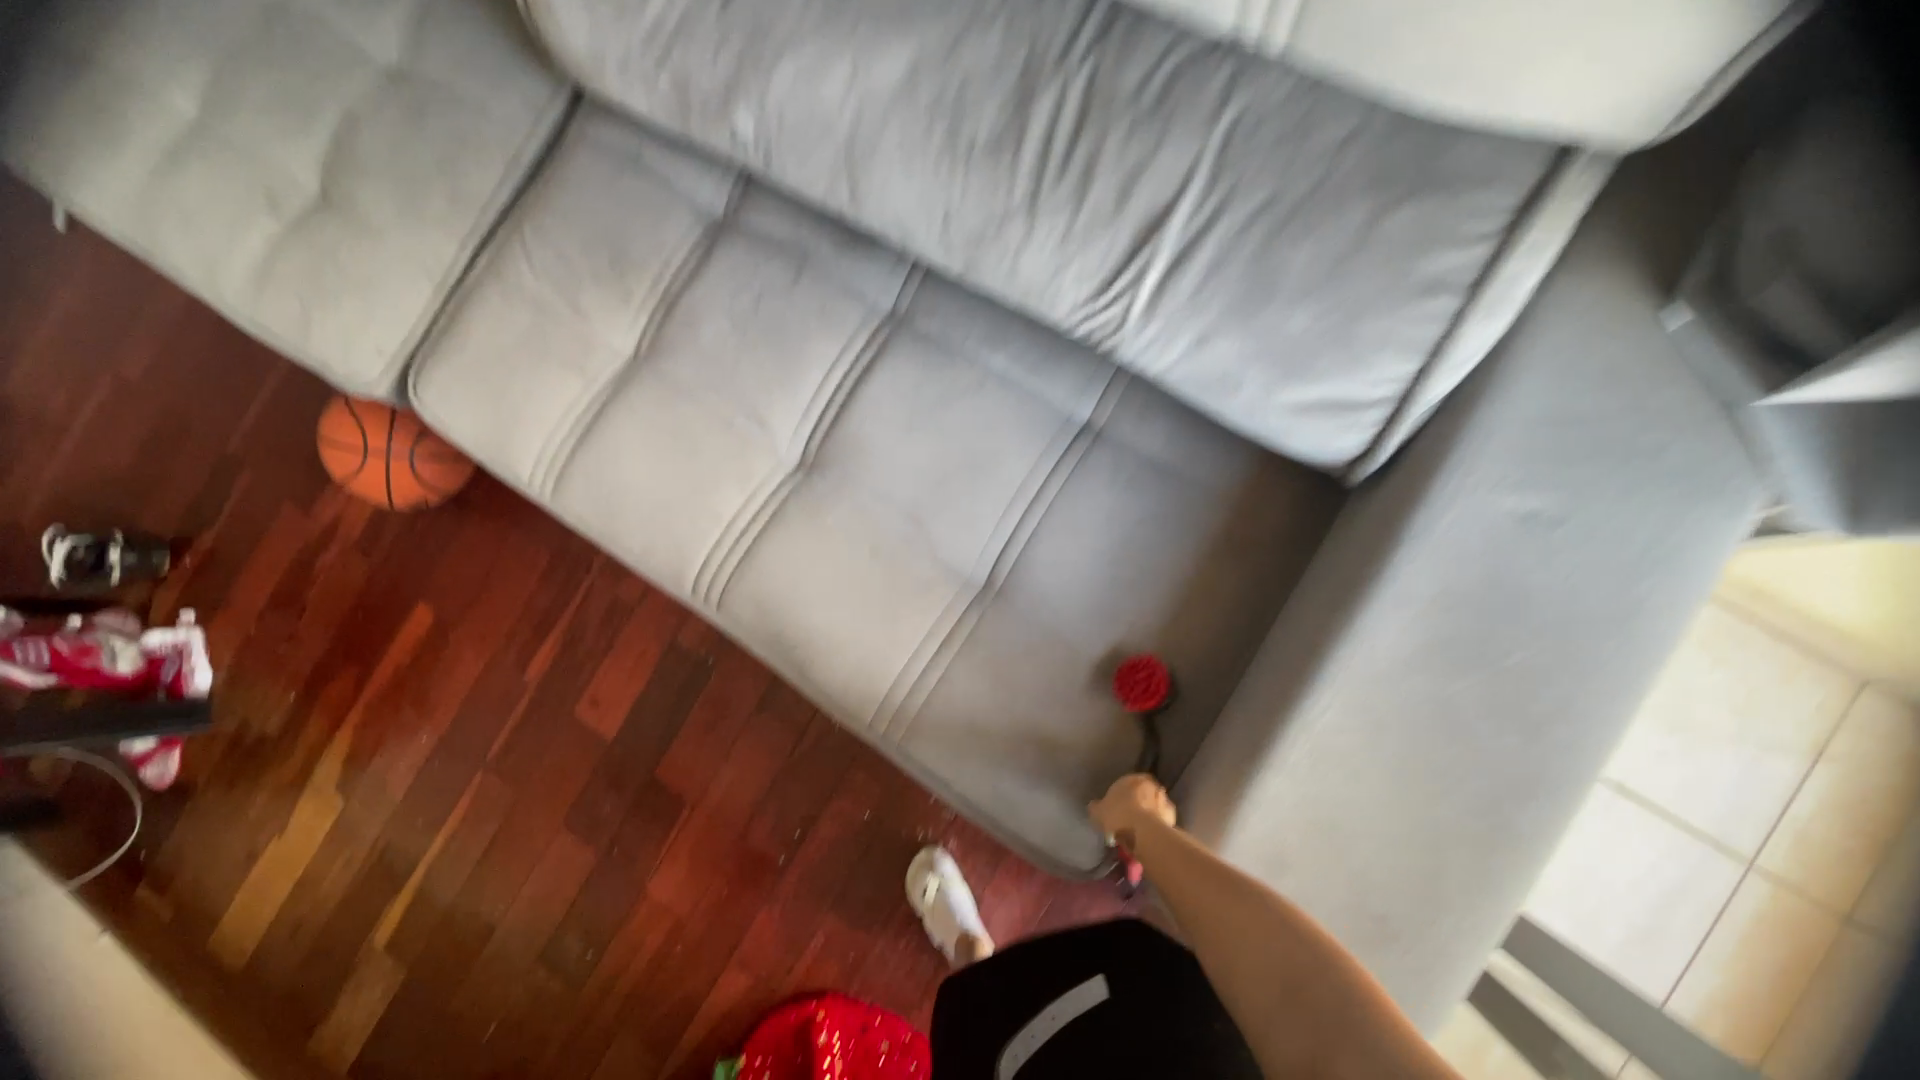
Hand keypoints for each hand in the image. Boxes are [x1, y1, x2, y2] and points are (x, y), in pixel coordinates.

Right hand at [1089, 773, 1176, 850]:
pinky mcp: (1172, 814)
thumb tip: (1094, 805)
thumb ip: (1096, 807)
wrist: (1144, 831)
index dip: (1122, 795)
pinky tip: (1150, 833)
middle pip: (1142, 792)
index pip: (1126, 783)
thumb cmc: (1117, 816)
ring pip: (1154, 804)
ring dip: (1149, 811)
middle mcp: (1149, 784)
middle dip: (1138, 802)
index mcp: (1131, 778)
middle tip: (1129, 817)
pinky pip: (1161, 817)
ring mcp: (1163, 798)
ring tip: (1140, 827)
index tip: (1117, 808)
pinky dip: (1157, 823)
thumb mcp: (1097, 812)